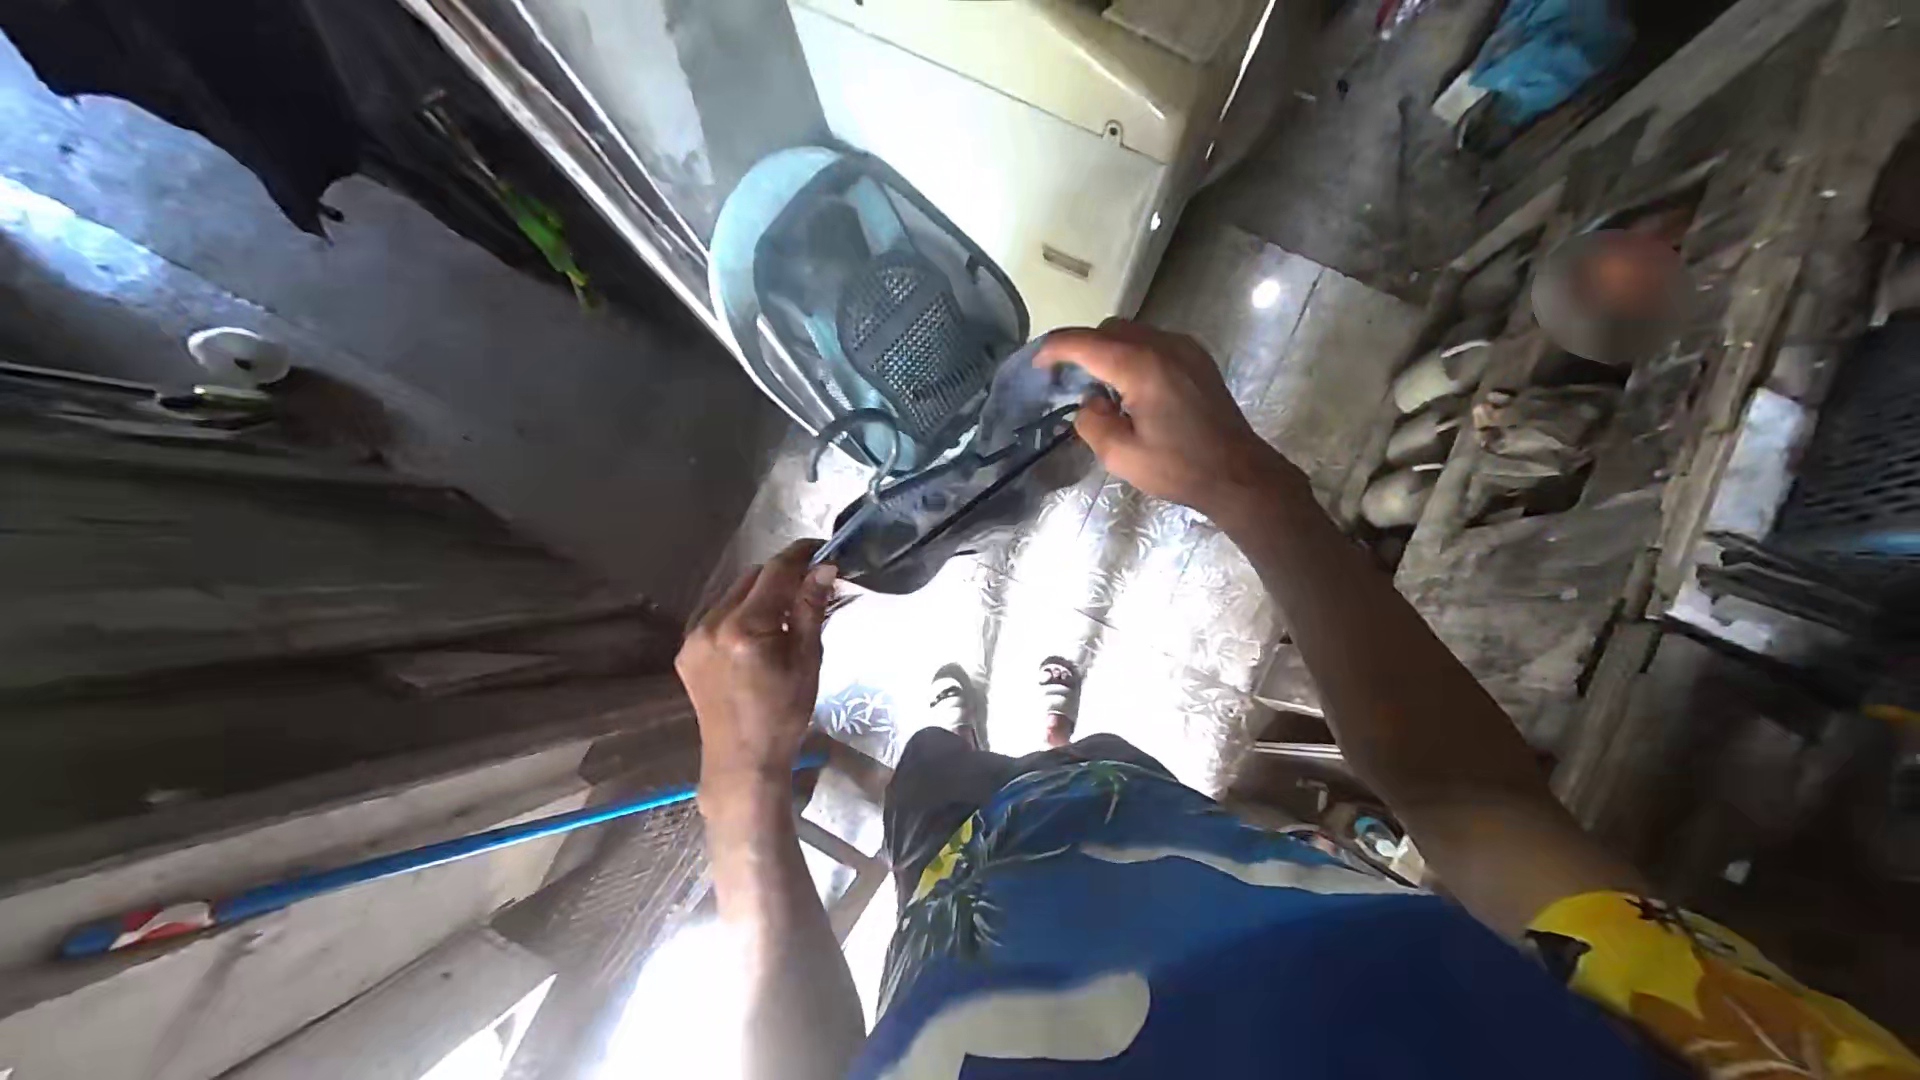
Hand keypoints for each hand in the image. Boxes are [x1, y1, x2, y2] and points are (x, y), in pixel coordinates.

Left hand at [677, 540, 836, 814]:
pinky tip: (759, 632)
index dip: (801, 554)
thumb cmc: (784, 714)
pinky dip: (741, 611)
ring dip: (761, 592)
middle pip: (753, 577)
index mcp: (745, 628)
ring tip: (786, 612)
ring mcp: (693, 637)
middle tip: (811, 584)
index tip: (822, 548)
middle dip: (783, 574)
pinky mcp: (686, 650)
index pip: (775, 572)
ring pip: (733, 593)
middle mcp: (711, 624)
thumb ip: (811, 609)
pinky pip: (717, 614)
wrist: (741, 761)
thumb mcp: (808, 660)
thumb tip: (825, 568)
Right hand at [1036, 320, 1301, 517]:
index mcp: (1141, 366)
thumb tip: (1091, 402)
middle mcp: (1164, 345)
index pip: (1085, 342)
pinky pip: (1152, 343)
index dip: (1054, 349)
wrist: (1237, 474)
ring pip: (1131, 333)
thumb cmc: (1178, 468)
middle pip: (1108, 329)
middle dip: (1082, 349)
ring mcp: (1184, 348)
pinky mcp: (1196, 358)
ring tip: (1100, 389)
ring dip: (1107, 352)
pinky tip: (1131, 389)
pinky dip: (1131, 355)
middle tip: (1068, 382)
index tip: (1036, 364)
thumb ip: (1091, 421)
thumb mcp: (1119, 455)